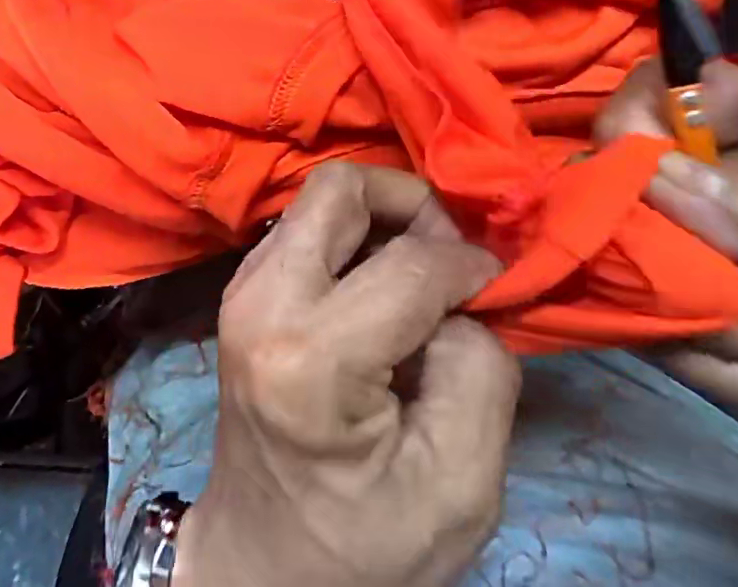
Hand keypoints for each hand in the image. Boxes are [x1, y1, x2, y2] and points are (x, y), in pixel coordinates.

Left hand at [175, 163, 519, 586]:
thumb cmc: (360, 540)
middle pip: (342, 188)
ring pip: (323, 197)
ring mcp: (243, 287)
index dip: (468, 264)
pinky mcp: (245, 287)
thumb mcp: (458, 486)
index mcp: (310, 357)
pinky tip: (380, 280)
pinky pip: (307, 224)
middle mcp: (263, 301)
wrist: (261, 561)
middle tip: (449, 251)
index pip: (410, 265)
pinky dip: (355, 233)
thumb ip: (480, 372)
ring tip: (421, 267)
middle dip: (412, 204)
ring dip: (383, 216)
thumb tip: (463, 295)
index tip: (493, 286)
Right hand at [598, 61, 737, 586]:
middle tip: (718, 268)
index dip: (656, 112)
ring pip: (651, 258)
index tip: (628, 148)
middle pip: (652, 177)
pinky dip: (701, 352)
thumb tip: (652, 174)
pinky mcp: (724, 350)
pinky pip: (662, 330)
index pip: (705, 100)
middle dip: (662, 219)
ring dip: (711, 305)